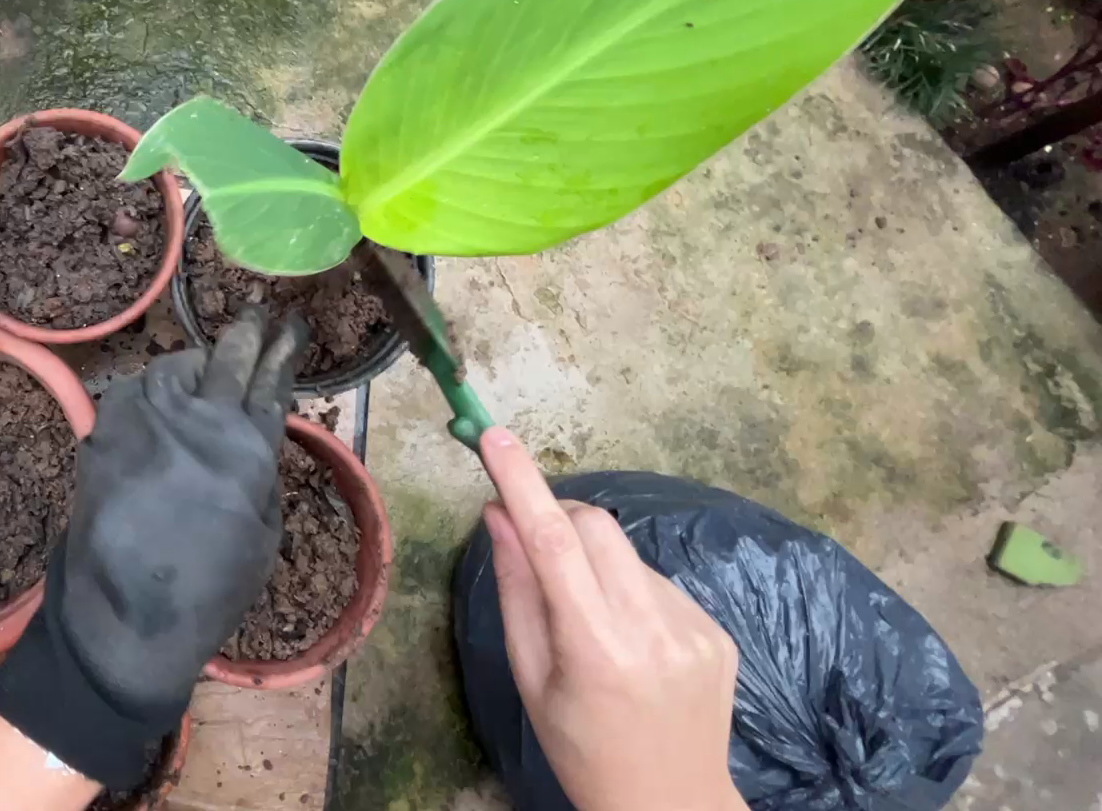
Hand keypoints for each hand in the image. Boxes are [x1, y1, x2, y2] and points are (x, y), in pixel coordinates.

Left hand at [60, 306, 306, 709]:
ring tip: (198, 373)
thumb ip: (262, 472)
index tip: (289, 327)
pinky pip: (133, 390)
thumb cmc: (209, 588)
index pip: (271, 385)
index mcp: (250, 452)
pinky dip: (148, 393)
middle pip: (228, 360)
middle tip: (255, 315)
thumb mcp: (264, 535)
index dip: (282, 351)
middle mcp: (202, 422)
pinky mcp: (107, 427)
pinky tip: (153, 406)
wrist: (128, 614)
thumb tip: (254, 435)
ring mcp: (149, 419)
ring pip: (174, 367)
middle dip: (246, 333)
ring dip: (192, 367)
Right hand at [478, 427, 746, 810]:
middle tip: (532, 539)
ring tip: (585, 610)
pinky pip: (650, 574)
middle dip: (555, 514)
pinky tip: (624, 630)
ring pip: (622, 548)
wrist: (674, 806)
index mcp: (596, 647)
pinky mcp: (716, 628)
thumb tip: (498, 513)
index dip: (521, 481)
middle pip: (594, 525)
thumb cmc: (578, 745)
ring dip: (589, 555)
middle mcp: (653, 629)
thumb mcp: (528, 671)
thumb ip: (515, 586)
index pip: (552, 542)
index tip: (494, 436)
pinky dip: (621, 582)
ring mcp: (694, 627)